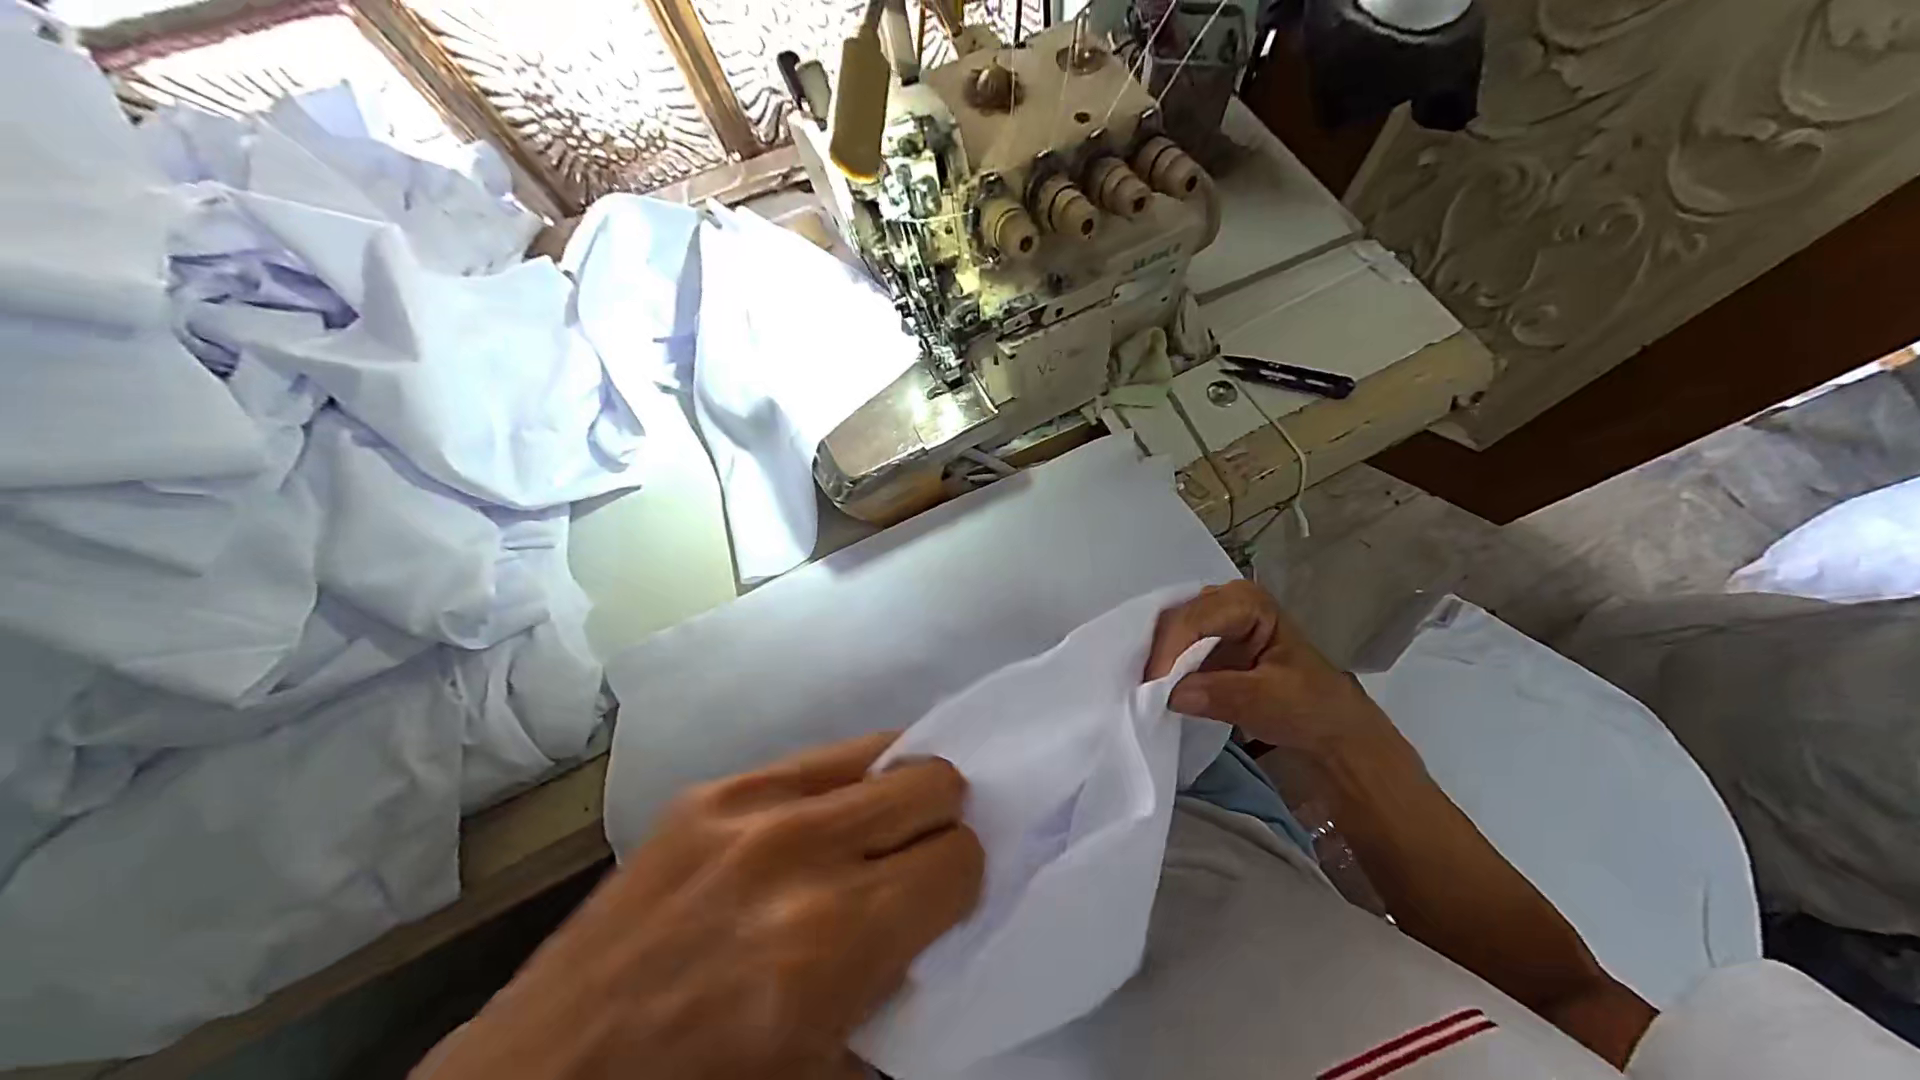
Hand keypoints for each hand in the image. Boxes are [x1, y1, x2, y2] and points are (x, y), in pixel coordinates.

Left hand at [415, 733, 983, 1079]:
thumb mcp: (827, 1065)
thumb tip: (938, 919)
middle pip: (932, 780)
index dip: (961, 885)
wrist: (551, 1075)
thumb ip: (900, 982)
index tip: (943, 904)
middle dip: (939, 824)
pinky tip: (811, 830)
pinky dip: (837, 788)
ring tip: (869, 837)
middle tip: (914, 864)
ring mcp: (745, 806)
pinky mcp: (707, 790)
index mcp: (832, 939)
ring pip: (882, 749)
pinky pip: (816, 758)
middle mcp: (795, 851)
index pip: (958, 859)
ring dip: (892, 795)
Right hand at [1146, 581, 1402, 763]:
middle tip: (1141, 689)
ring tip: (1142, 689)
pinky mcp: (1204, 641)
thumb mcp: (1269, 701)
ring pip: (1168, 630)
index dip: (1170, 651)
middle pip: (1176, 618)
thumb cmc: (1309, 706)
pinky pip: (1172, 646)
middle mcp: (1225, 600)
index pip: (1196, 619)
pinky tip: (1152, 686)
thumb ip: (1220, 694)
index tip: (1154, 689)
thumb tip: (1170, 694)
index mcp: (1248, 602)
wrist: (1329, 726)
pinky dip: (1161, 666)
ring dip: (1154, 659)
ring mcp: (1213, 619)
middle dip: (1157, 652)